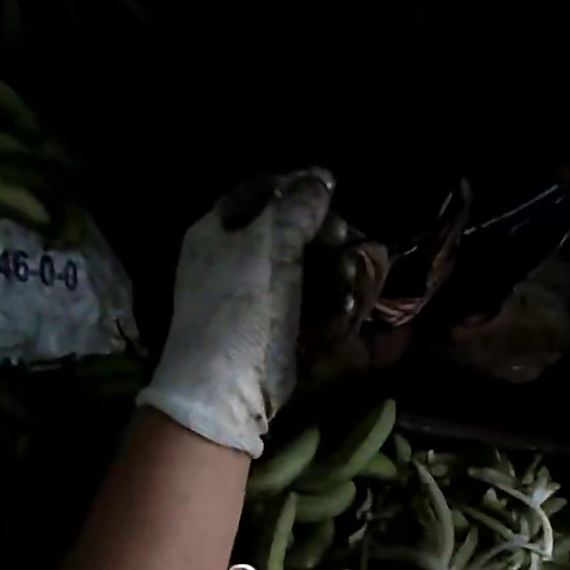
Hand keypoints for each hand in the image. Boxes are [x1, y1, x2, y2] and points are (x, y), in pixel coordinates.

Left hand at [136, 169, 333, 455]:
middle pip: (287, 233)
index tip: (329, 196)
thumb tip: (321, 177)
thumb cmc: (241, 310)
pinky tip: (346, 309)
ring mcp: (251, 299)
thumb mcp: (270, 245)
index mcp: (216, 231)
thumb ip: (298, 206)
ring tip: (353, 283)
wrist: (222, 392)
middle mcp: (230, 261)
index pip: (259, 192)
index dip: (295, 189)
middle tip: (346, 244)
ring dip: (335, 273)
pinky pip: (305, 306)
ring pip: (303, 270)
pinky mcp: (270, 331)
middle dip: (323, 237)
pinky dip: (328, 306)